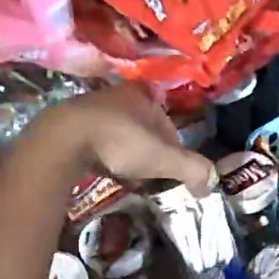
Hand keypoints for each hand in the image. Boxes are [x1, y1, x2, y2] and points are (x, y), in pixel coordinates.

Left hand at [30, 87, 215, 194]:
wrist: (66, 138)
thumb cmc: (121, 142)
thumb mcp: (165, 159)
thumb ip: (193, 169)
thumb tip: (213, 183)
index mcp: (144, 97)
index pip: (168, 123)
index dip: (174, 147)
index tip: (171, 168)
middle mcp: (119, 95)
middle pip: (144, 126)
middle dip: (149, 149)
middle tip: (151, 174)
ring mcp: (93, 106)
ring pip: (120, 131)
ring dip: (126, 151)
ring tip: (128, 173)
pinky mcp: (71, 122)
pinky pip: (97, 138)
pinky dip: (105, 153)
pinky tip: (105, 168)